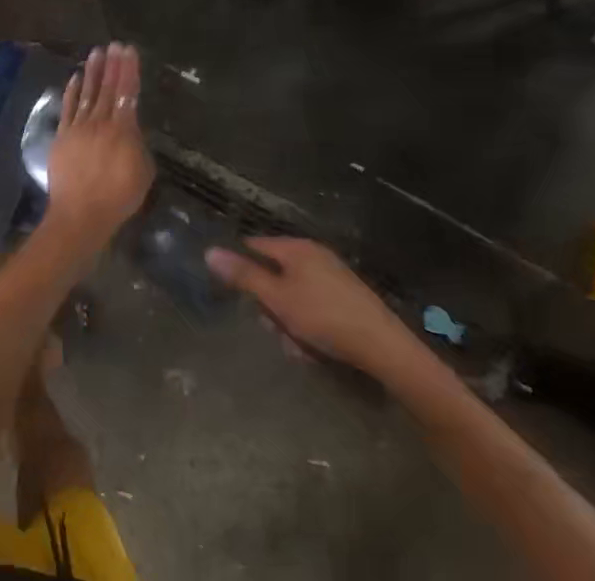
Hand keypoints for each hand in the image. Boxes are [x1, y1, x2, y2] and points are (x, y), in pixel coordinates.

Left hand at [45, 43, 153, 232]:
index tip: (128, 51)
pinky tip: (75, 78)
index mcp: (123, 130)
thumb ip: (136, 144)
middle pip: (107, 89)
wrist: (81, 213)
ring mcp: (78, 128)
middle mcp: (99, 123)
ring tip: (96, 53)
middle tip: (114, 45)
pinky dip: (72, 92)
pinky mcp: (62, 136)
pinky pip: (68, 109)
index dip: (128, 71)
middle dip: (112, 66)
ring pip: (87, 94)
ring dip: (92, 73)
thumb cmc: (119, 197)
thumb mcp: (142, 171)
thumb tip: (131, 130)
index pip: (127, 93)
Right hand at [205, 237, 420, 375]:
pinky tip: (312, 348)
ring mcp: (333, 278)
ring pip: (292, 298)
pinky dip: (307, 327)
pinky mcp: (346, 300)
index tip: (232, 290)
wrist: (385, 349)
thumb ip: (243, 275)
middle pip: (273, 276)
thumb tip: (209, 251)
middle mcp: (315, 257)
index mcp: (297, 249)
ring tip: (296, 346)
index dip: (240, 266)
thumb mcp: (276, 298)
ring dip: (287, 323)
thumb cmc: (323, 317)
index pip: (254, 246)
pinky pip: (312, 309)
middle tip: (272, 327)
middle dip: (268, 305)